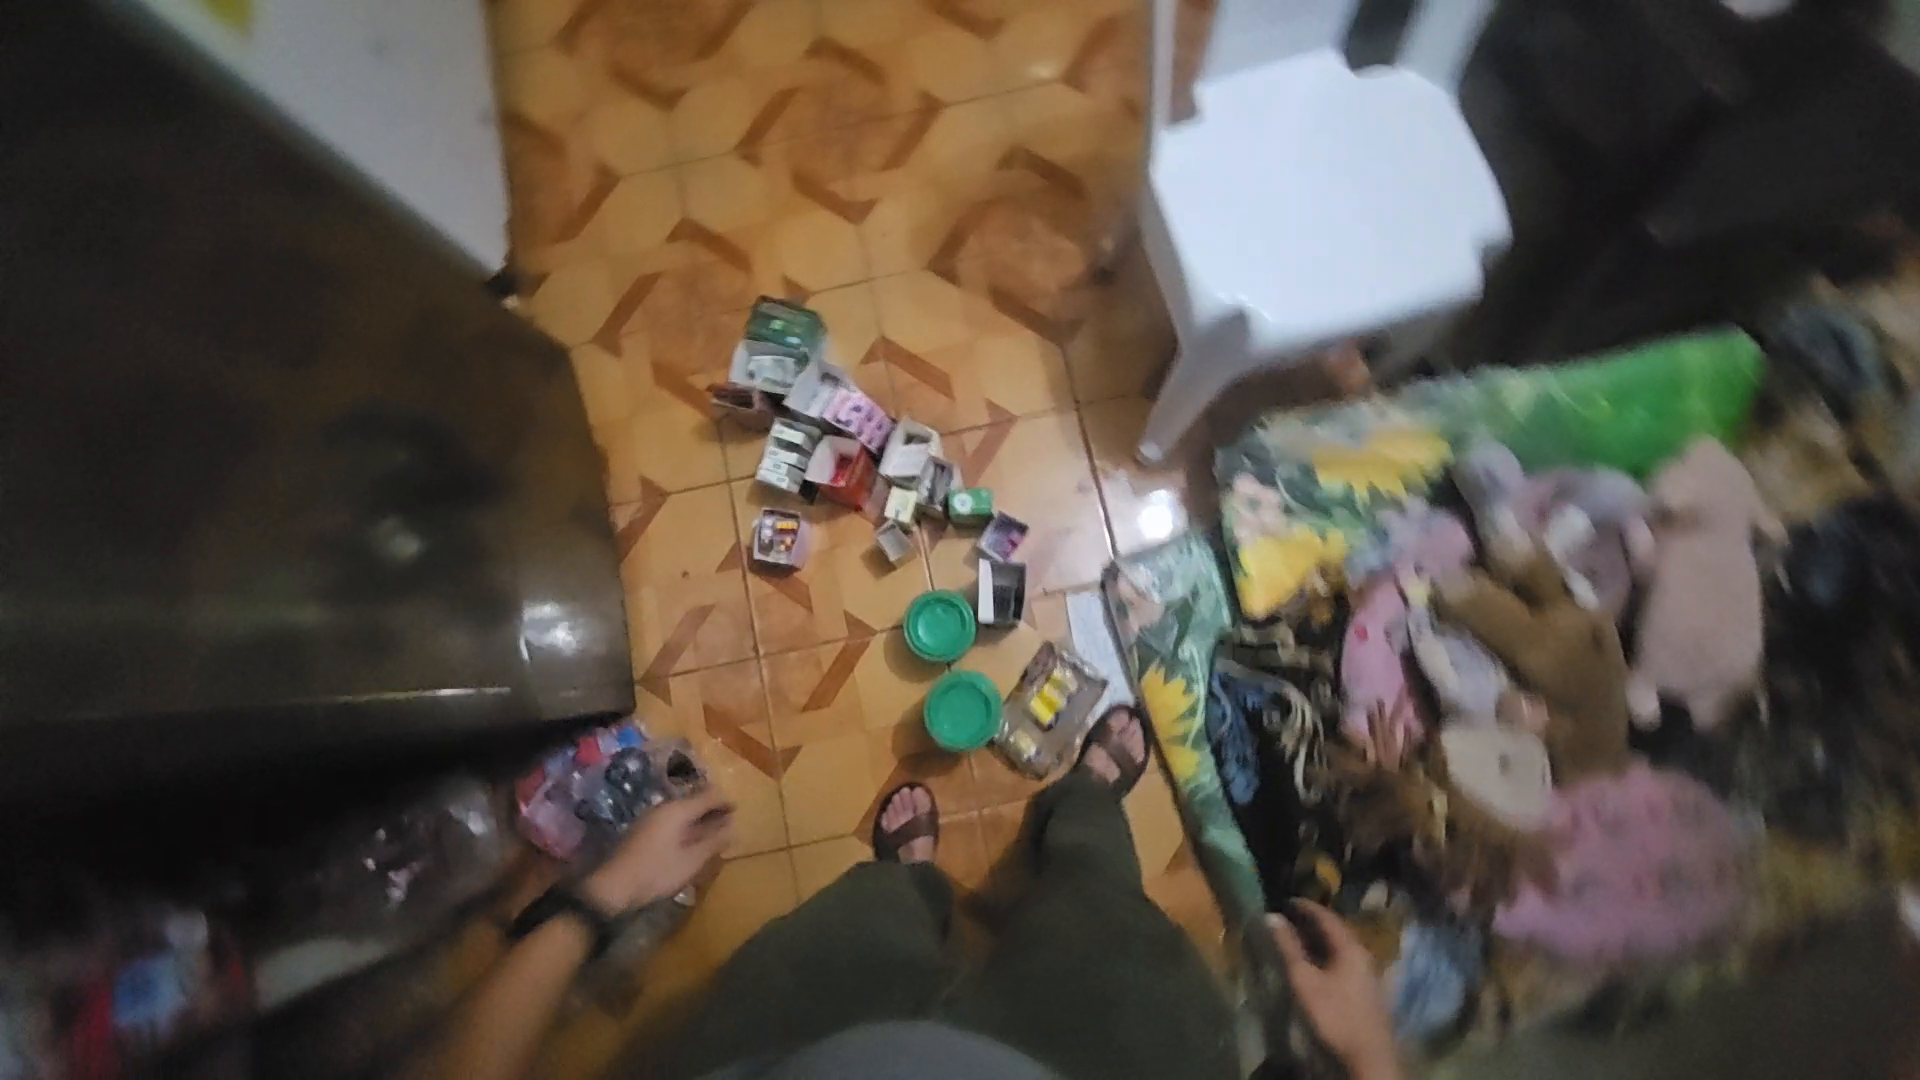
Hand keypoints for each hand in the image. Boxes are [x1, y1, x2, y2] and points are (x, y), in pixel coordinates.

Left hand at [583, 788, 734, 910]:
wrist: (612, 888)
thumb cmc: (656, 872)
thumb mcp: (691, 861)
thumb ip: (714, 842)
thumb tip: (733, 828)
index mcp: (678, 809)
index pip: (709, 795)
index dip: (725, 801)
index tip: (738, 810)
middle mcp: (665, 808)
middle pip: (695, 802)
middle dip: (713, 811)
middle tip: (728, 824)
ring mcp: (652, 819)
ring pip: (683, 813)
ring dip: (700, 821)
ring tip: (713, 834)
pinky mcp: (643, 832)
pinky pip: (672, 822)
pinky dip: (687, 828)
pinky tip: (691, 843)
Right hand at [1268, 901, 1400, 1079]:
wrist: (1370, 1058)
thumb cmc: (1334, 1014)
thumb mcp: (1304, 979)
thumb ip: (1288, 947)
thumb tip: (1272, 916)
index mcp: (1350, 947)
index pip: (1326, 916)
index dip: (1305, 906)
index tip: (1286, 900)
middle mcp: (1364, 954)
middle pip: (1337, 929)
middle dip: (1313, 921)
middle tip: (1291, 917)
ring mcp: (1369, 973)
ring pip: (1342, 945)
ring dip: (1321, 938)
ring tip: (1300, 937)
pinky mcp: (1369, 989)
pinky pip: (1346, 959)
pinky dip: (1329, 952)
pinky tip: (1319, 962)